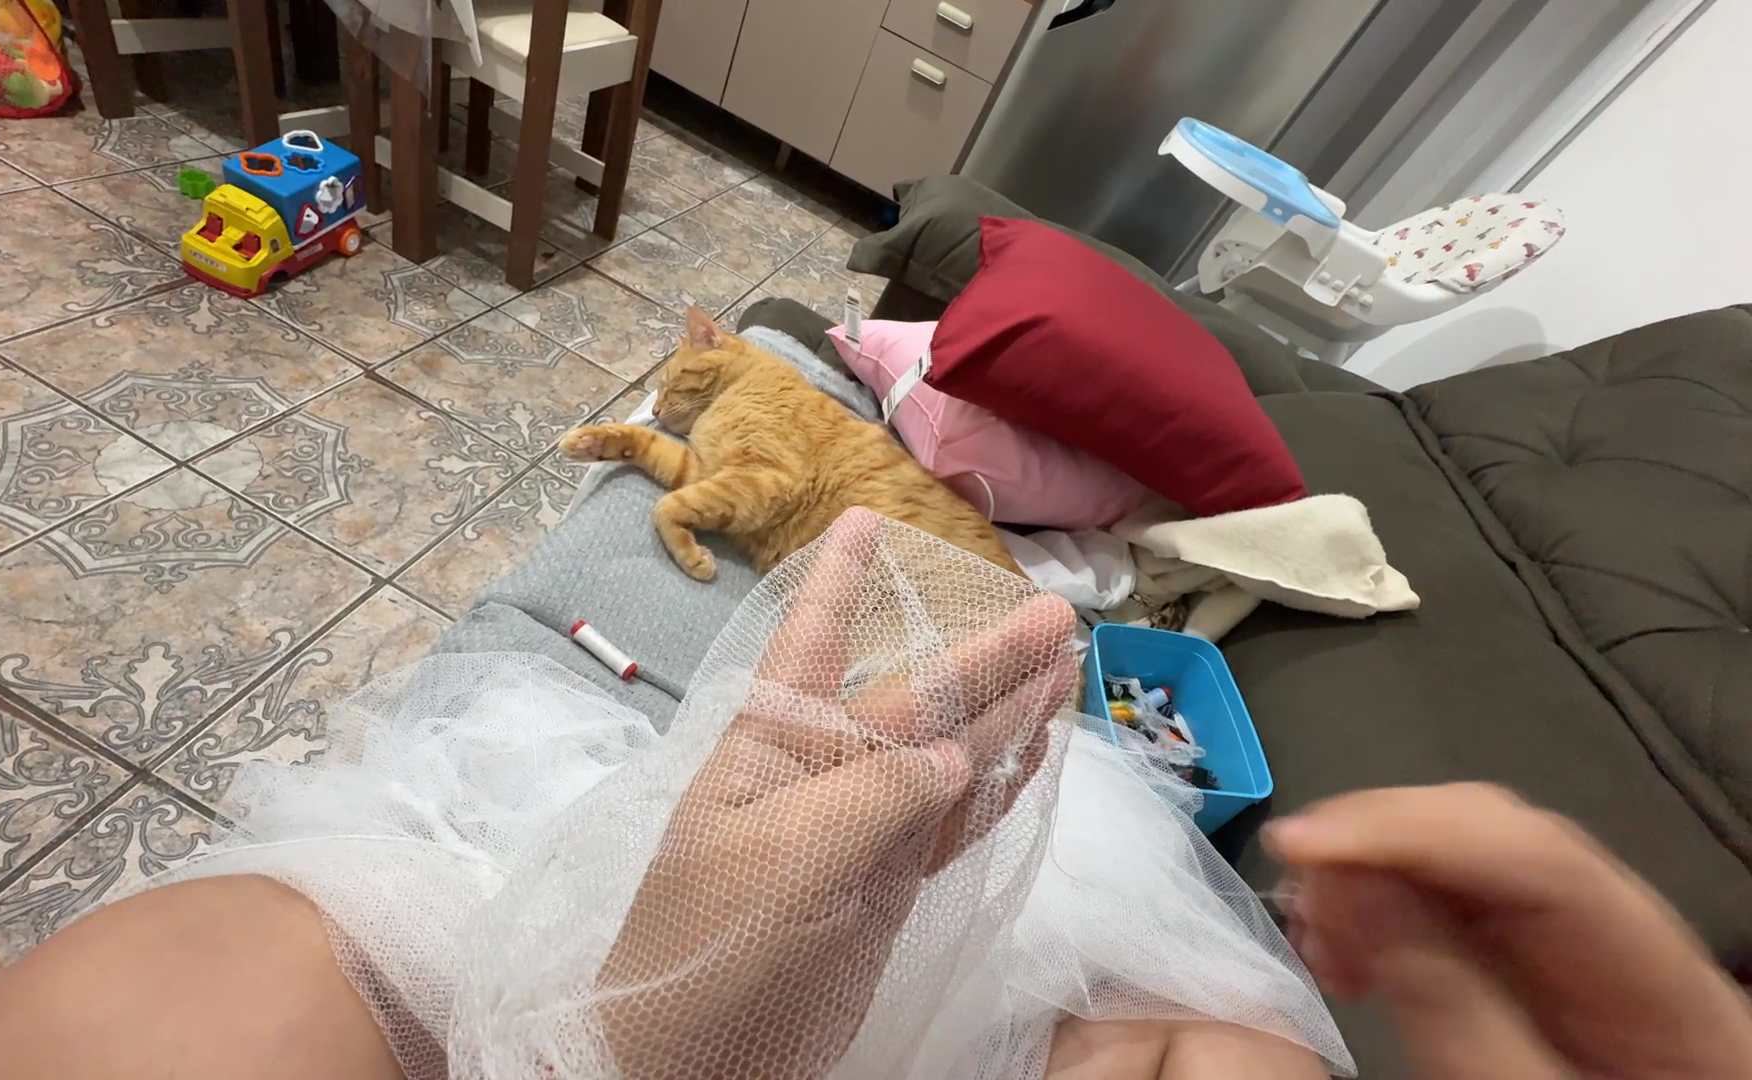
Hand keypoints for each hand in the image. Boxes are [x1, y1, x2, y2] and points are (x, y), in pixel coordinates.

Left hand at [598, 509, 1077, 1079]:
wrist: (697, 1061)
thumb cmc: (710, 945)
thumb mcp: (782, 857)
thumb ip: (873, 794)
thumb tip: (953, 752)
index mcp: (775, 743)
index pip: (813, 639)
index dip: (839, 579)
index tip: (866, 520)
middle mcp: (823, 769)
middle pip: (917, 698)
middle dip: (980, 656)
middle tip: (1050, 614)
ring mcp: (863, 824)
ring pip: (950, 754)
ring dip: (1006, 712)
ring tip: (1060, 668)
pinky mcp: (890, 878)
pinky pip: (954, 819)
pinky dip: (996, 785)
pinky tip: (1033, 750)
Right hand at [1266, 783, 1751, 1078]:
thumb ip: (1446, 1004)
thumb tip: (1345, 882)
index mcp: (1669, 989)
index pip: (1540, 858)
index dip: (1408, 831)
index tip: (1296, 842)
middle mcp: (1616, 933)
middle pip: (1483, 832)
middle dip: (1369, 843)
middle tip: (1297, 891)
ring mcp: (1557, 932)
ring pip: (1436, 847)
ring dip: (1350, 871)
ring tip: (1309, 932)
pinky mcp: (1502, 941)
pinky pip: (1415, 882)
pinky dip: (1354, 897)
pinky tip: (1326, 941)